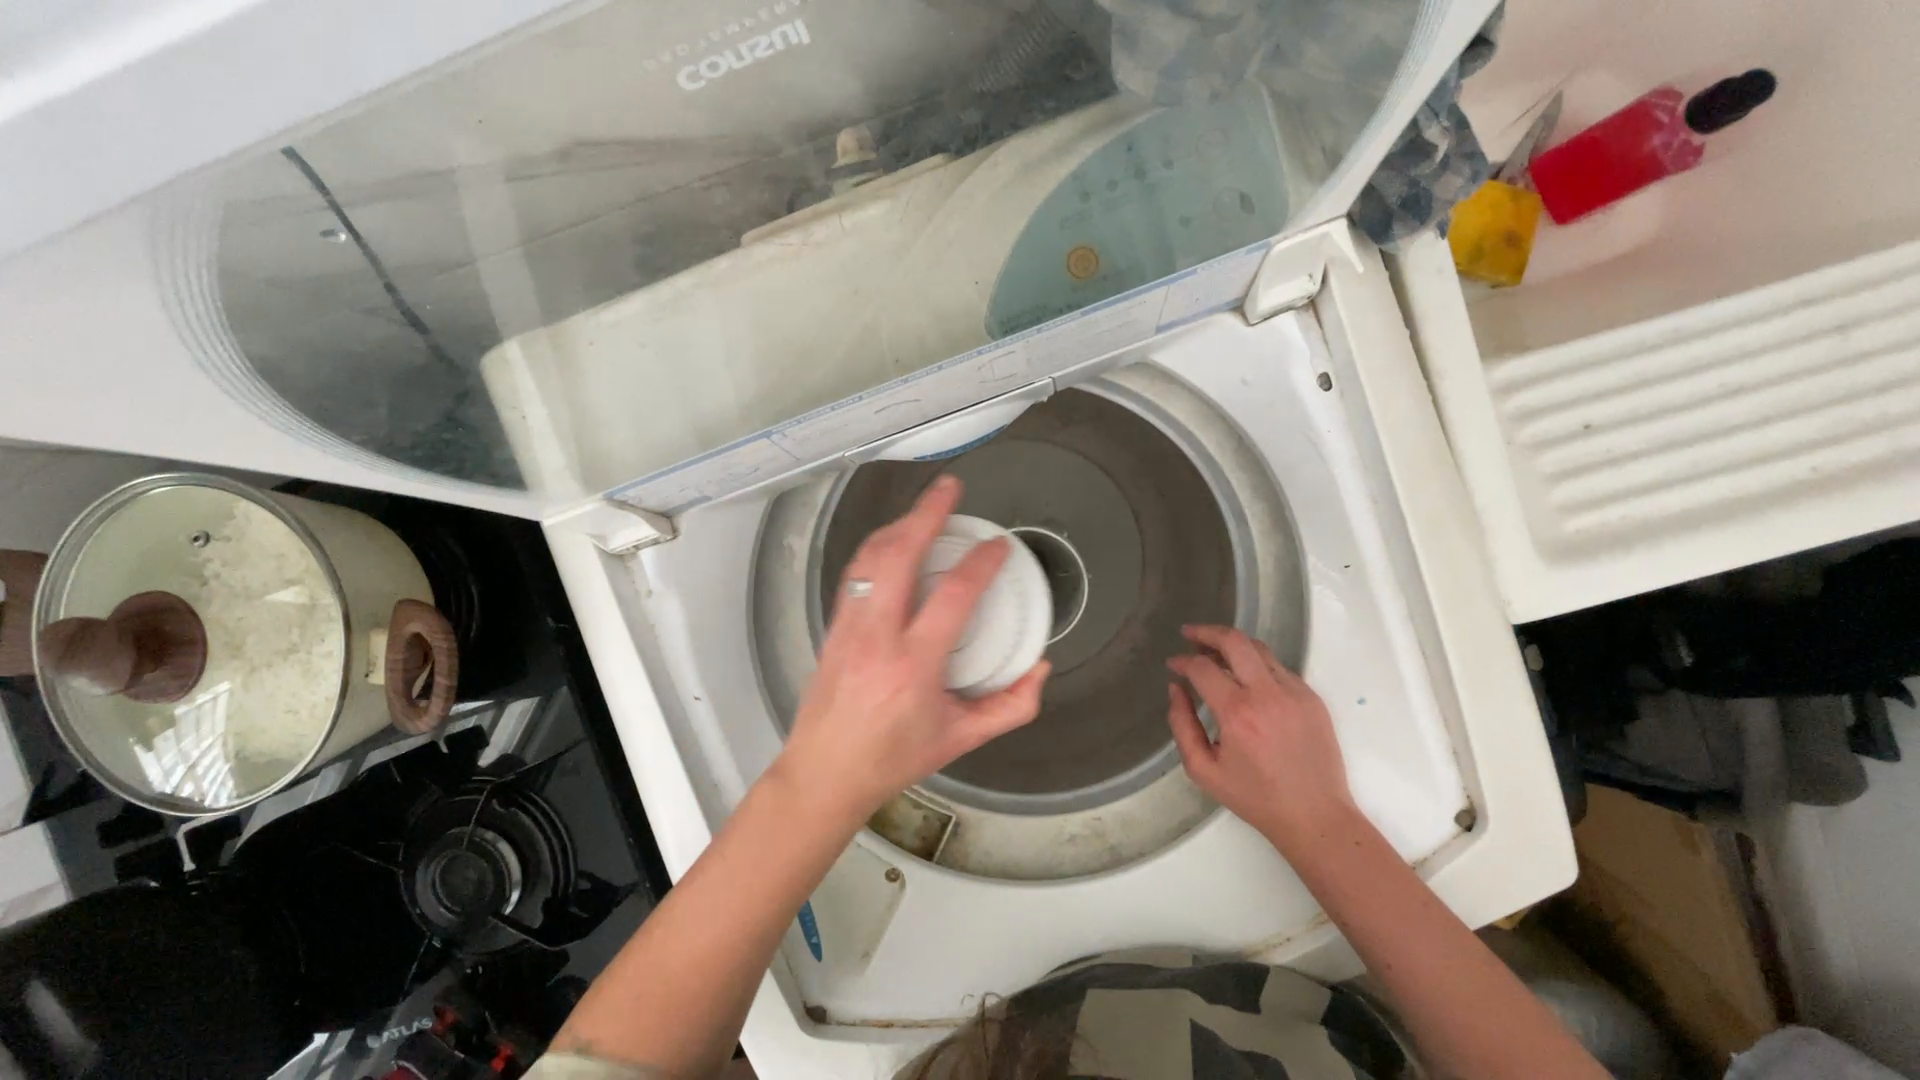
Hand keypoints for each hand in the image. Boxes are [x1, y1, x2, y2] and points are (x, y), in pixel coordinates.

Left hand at [775, 475, 1049, 822]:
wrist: (826, 772)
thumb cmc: (893, 757)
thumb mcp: (962, 739)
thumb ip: (1010, 706)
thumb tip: (1040, 669)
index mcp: (913, 665)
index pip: (952, 596)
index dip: (980, 564)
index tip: (999, 547)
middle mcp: (877, 637)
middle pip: (899, 555)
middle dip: (926, 513)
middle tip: (950, 488)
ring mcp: (850, 627)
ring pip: (871, 557)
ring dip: (899, 524)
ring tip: (925, 507)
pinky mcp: (834, 626)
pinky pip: (856, 572)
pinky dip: (877, 547)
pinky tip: (893, 541)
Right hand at [1166, 625, 1355, 849]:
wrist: (1315, 815)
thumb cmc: (1255, 798)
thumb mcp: (1203, 770)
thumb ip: (1182, 725)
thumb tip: (1176, 689)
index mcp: (1238, 713)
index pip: (1203, 668)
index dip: (1183, 661)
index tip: (1173, 664)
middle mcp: (1268, 695)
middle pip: (1235, 641)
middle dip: (1207, 632)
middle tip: (1190, 634)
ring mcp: (1295, 693)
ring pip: (1260, 650)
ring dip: (1234, 645)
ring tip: (1215, 652)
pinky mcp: (1312, 698)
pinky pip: (1280, 669)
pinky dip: (1258, 666)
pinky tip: (1247, 680)